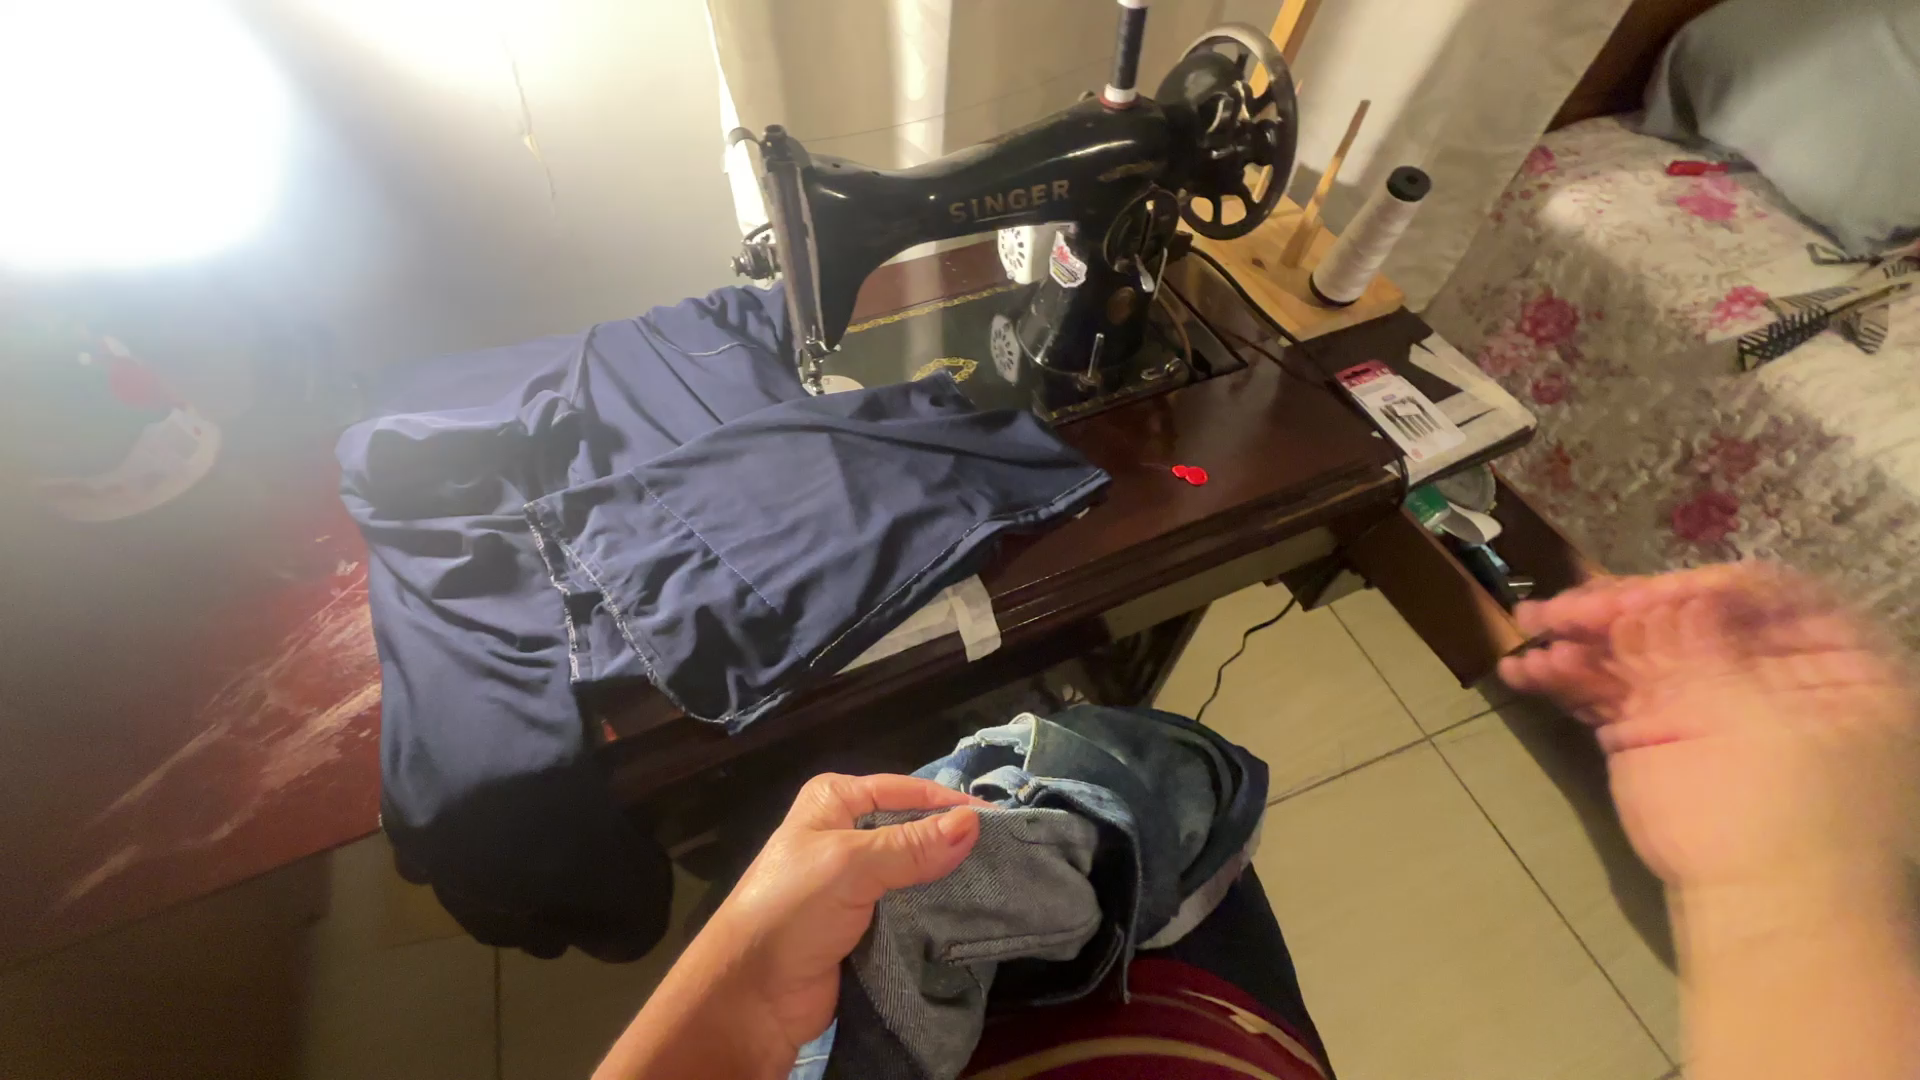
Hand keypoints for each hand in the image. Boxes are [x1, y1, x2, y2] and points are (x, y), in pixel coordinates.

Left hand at [683, 774, 984, 1067]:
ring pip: (915, 865)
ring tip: (999, 877)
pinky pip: (911, 901)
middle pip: (913, 826)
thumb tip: (974, 823)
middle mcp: (847, 830)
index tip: (997, 819)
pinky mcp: (866, 918)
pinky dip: (937, 903)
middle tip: (1005, 850)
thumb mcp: (851, 865)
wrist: (750, 998)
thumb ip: (912, 846)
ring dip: (949, 873)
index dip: (949, 802)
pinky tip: (970, 906)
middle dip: (952, 837)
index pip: (905, 790)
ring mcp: (856, 877)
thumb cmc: (792, 909)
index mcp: (836, 800)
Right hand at [1499, 563, 1919, 892]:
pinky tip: (1526, 672)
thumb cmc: (1782, 816)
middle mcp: (1757, 672)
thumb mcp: (1751, 723)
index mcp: (1820, 667)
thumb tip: (1667, 597)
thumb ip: (1703, 654)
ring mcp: (1698, 699)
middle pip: (1681, 617)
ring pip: (1630, 649)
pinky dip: (1561, 677)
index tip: (1631, 601)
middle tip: (1558, 612)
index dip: (1694, 589)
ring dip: (1574, 640)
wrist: (1755, 903)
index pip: (1761, 598)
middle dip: (1614, 611)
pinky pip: (1599, 688)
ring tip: (1529, 636)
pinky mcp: (1648, 725)